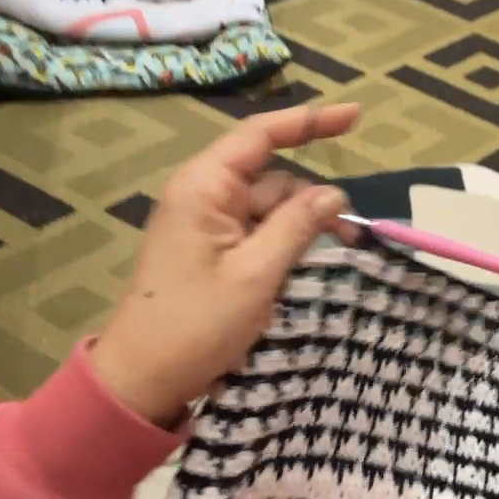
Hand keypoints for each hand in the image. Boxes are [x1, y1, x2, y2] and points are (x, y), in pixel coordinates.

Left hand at [90, 104, 359, 425]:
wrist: (142, 380)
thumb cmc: (195, 325)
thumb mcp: (256, 275)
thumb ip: (297, 226)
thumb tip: (335, 193)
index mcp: (205, 188)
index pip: (260, 135)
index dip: (310, 121)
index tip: (356, 117)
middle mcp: (203, 195)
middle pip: (272, 177)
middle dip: (313, 197)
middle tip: (354, 233)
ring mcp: (205, 224)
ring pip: (269, 207)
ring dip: (304, 223)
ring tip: (340, 251)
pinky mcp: (210, 250)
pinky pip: (257, 231)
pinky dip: (285, 241)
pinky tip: (306, 264)